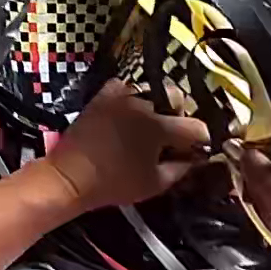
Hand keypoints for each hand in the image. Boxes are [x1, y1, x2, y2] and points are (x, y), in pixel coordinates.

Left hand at [45, 80, 209, 210]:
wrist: (70, 175)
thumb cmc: (114, 183)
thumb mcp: (156, 183)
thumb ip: (182, 168)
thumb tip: (196, 159)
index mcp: (160, 126)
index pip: (196, 126)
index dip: (200, 141)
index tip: (195, 151)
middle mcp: (143, 103)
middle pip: (176, 98)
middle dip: (180, 115)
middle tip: (171, 136)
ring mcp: (121, 96)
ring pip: (151, 89)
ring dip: (156, 105)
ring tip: (149, 124)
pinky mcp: (102, 96)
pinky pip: (123, 86)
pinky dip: (129, 95)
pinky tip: (128, 111)